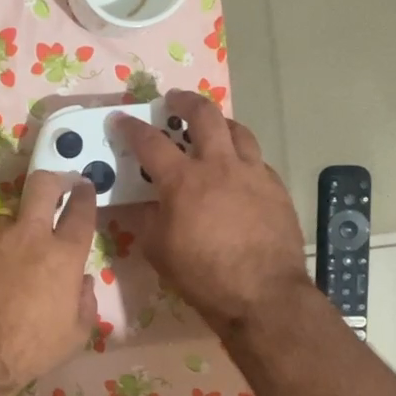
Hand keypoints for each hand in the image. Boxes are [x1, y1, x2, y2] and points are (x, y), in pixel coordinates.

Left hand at [0, 170, 98, 395]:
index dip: (86, 195)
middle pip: (43, 186)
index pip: (81, 211)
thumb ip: (85, 301)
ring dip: (17, 223)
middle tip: (59, 183)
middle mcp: (29, 235)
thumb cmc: (28, 348)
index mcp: (63, 256)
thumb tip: (81, 281)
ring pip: (9, 213)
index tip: (85, 187)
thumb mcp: (74, 334)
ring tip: (13, 247)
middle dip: (55, 178)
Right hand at [114, 90, 307, 325]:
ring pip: (237, 130)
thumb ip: (149, 219)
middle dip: (184, 102)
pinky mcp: (275, 187)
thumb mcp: (158, 250)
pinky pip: (255, 159)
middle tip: (173, 100)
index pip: (150, 142)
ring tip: (211, 126)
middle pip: (203, 115)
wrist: (263, 295)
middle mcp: (219, 166)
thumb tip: (147, 204)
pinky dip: (240, 155)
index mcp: (183, 181)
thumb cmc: (202, 276)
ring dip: (219, 122)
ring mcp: (252, 173)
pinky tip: (236, 168)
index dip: (131, 127)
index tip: (120, 119)